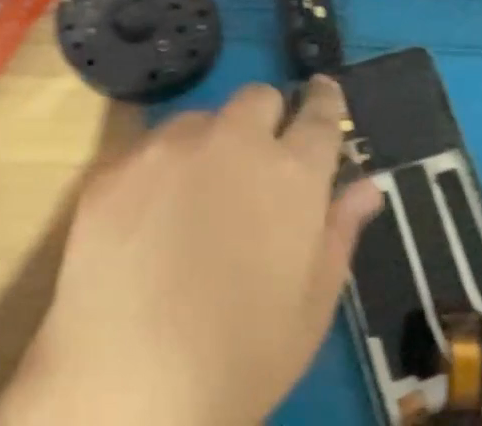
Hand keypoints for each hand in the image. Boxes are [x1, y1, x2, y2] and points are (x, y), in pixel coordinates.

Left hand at [0, 75, 383, 425]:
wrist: (129, 385)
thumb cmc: (242, 356)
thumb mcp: (312, 306)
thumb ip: (340, 232)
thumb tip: (367, 186)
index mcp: (292, 173)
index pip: (321, 113)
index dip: (325, 100)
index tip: (323, 95)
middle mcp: (232, 143)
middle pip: (258, 98)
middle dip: (266, 119)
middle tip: (257, 168)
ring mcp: (167, 150)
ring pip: (198, 121)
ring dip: (208, 145)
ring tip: (195, 203)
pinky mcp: (114, 169)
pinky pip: (147, 151)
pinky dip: (157, 173)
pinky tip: (147, 225)